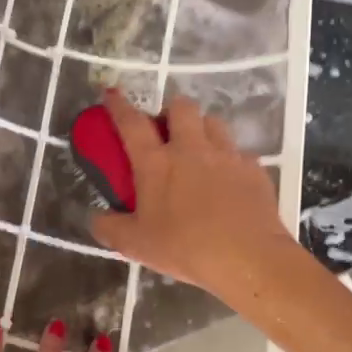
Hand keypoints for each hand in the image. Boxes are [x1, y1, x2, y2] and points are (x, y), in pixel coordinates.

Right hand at [88, 89, 292, 296]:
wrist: (248, 259)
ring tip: (197, 150)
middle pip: (181, 107)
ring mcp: (227, 156)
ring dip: (201, 128)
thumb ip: (109, 228)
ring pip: (213, 122)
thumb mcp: (134, 244)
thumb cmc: (184, 247)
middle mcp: (191, 149)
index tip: (111, 92)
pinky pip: (239, 153)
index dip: (118, 105)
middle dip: (170, 110)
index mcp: (156, 163)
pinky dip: (229, 159)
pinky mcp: (254, 170)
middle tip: (165, 131)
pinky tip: (226, 180)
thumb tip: (96, 219)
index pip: (131, 123)